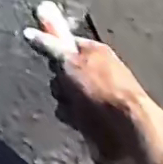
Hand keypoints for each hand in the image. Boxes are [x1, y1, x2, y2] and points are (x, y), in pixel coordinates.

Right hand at [23, 0, 144, 163]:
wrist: (134, 132)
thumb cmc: (100, 88)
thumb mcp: (69, 60)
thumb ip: (48, 45)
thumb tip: (28, 31)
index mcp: (96, 52)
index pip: (66, 44)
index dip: (56, 53)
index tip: (52, 63)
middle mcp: (100, 72)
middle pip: (64, 75)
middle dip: (60, 85)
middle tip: (65, 90)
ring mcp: (103, 99)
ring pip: (69, 99)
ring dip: (68, 106)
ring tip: (76, 112)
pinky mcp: (104, 122)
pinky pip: (79, 118)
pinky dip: (78, 121)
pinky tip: (83, 125)